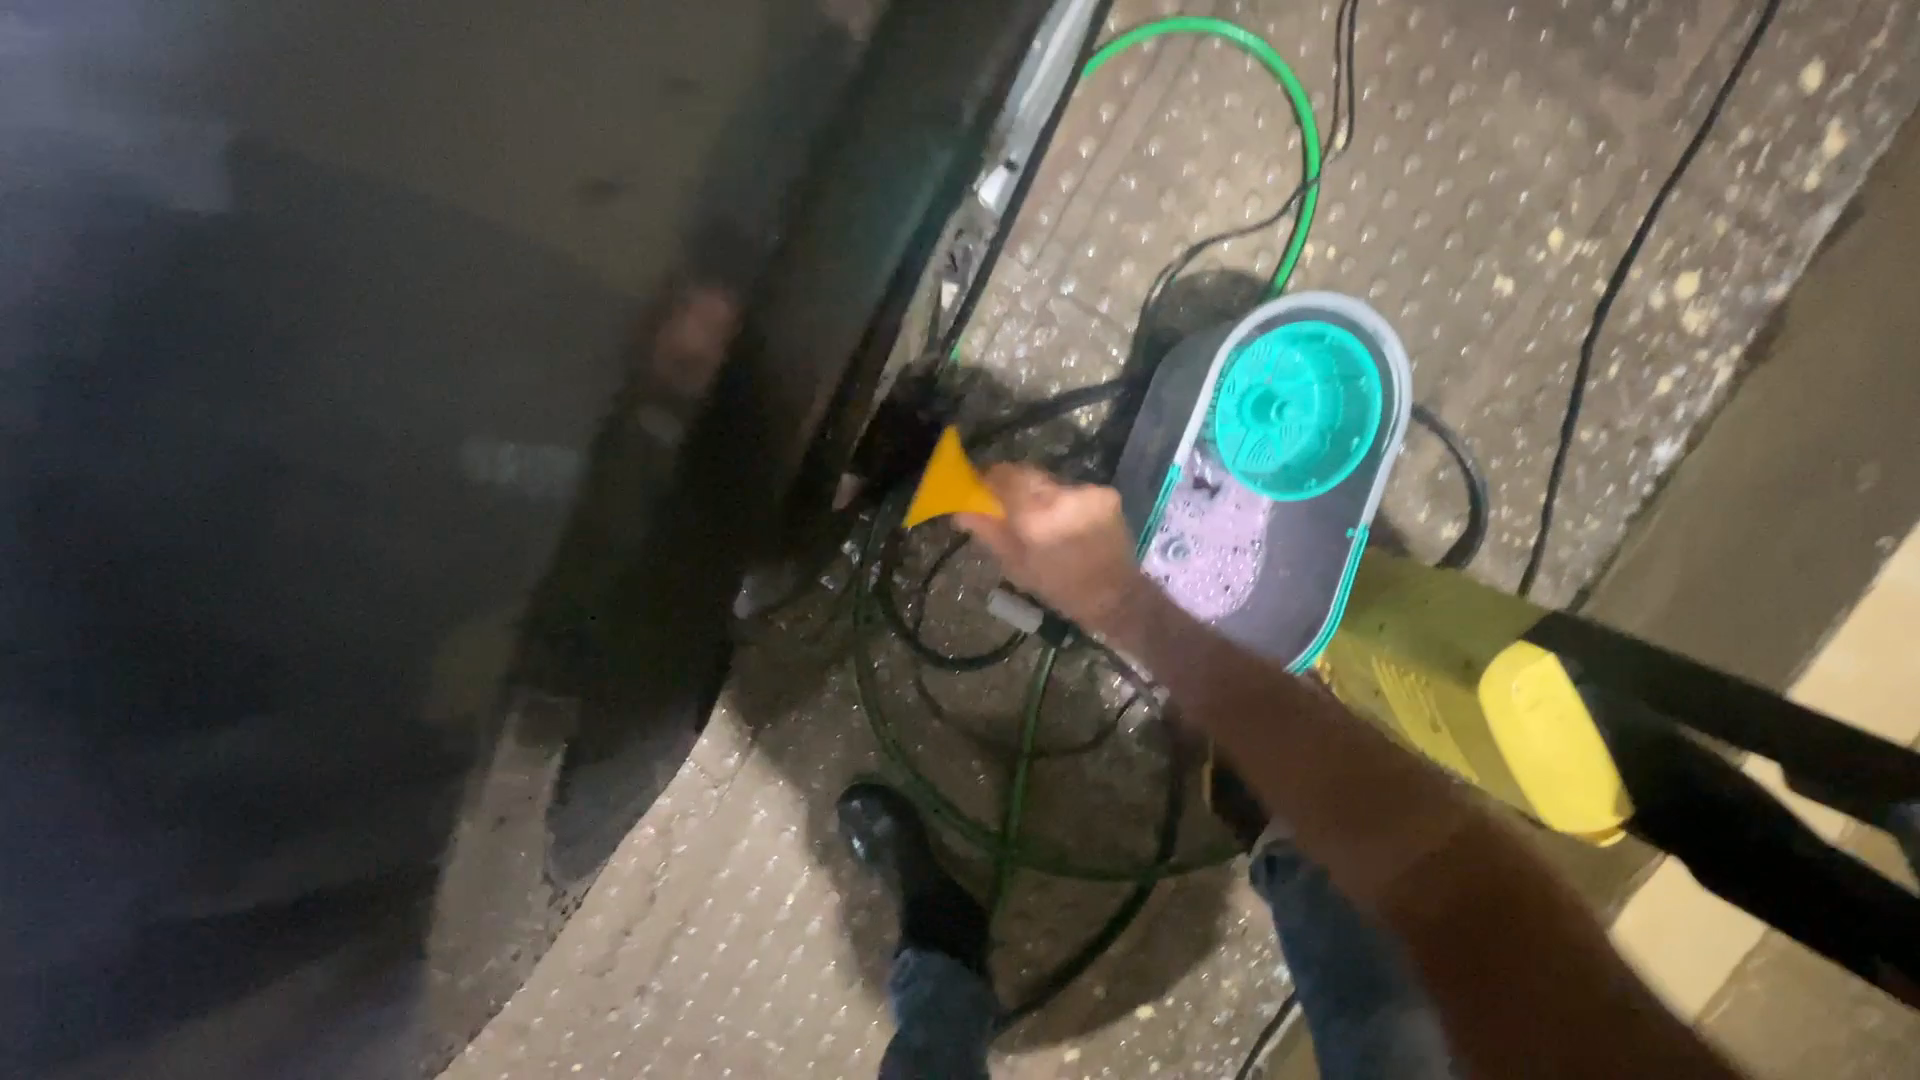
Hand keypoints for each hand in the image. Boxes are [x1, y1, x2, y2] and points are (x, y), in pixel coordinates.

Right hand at [955, 464, 1151, 636]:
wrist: (1115, 595)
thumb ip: (989, 532)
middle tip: (1005, 503)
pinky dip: (1063, 501)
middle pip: (1025, 472)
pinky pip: (1073, 489)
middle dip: (1012, 484)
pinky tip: (1066, 522)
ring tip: (1040, 519)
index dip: (987, 478)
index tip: (980, 488)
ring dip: (1039, 493)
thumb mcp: (1016, 566)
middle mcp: (1061, 494)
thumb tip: (961, 512)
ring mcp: (1086, 491)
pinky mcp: (1105, 493)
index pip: (1002, 475)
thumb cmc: (1059, 588)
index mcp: (1035, 515)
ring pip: (1050, 481)